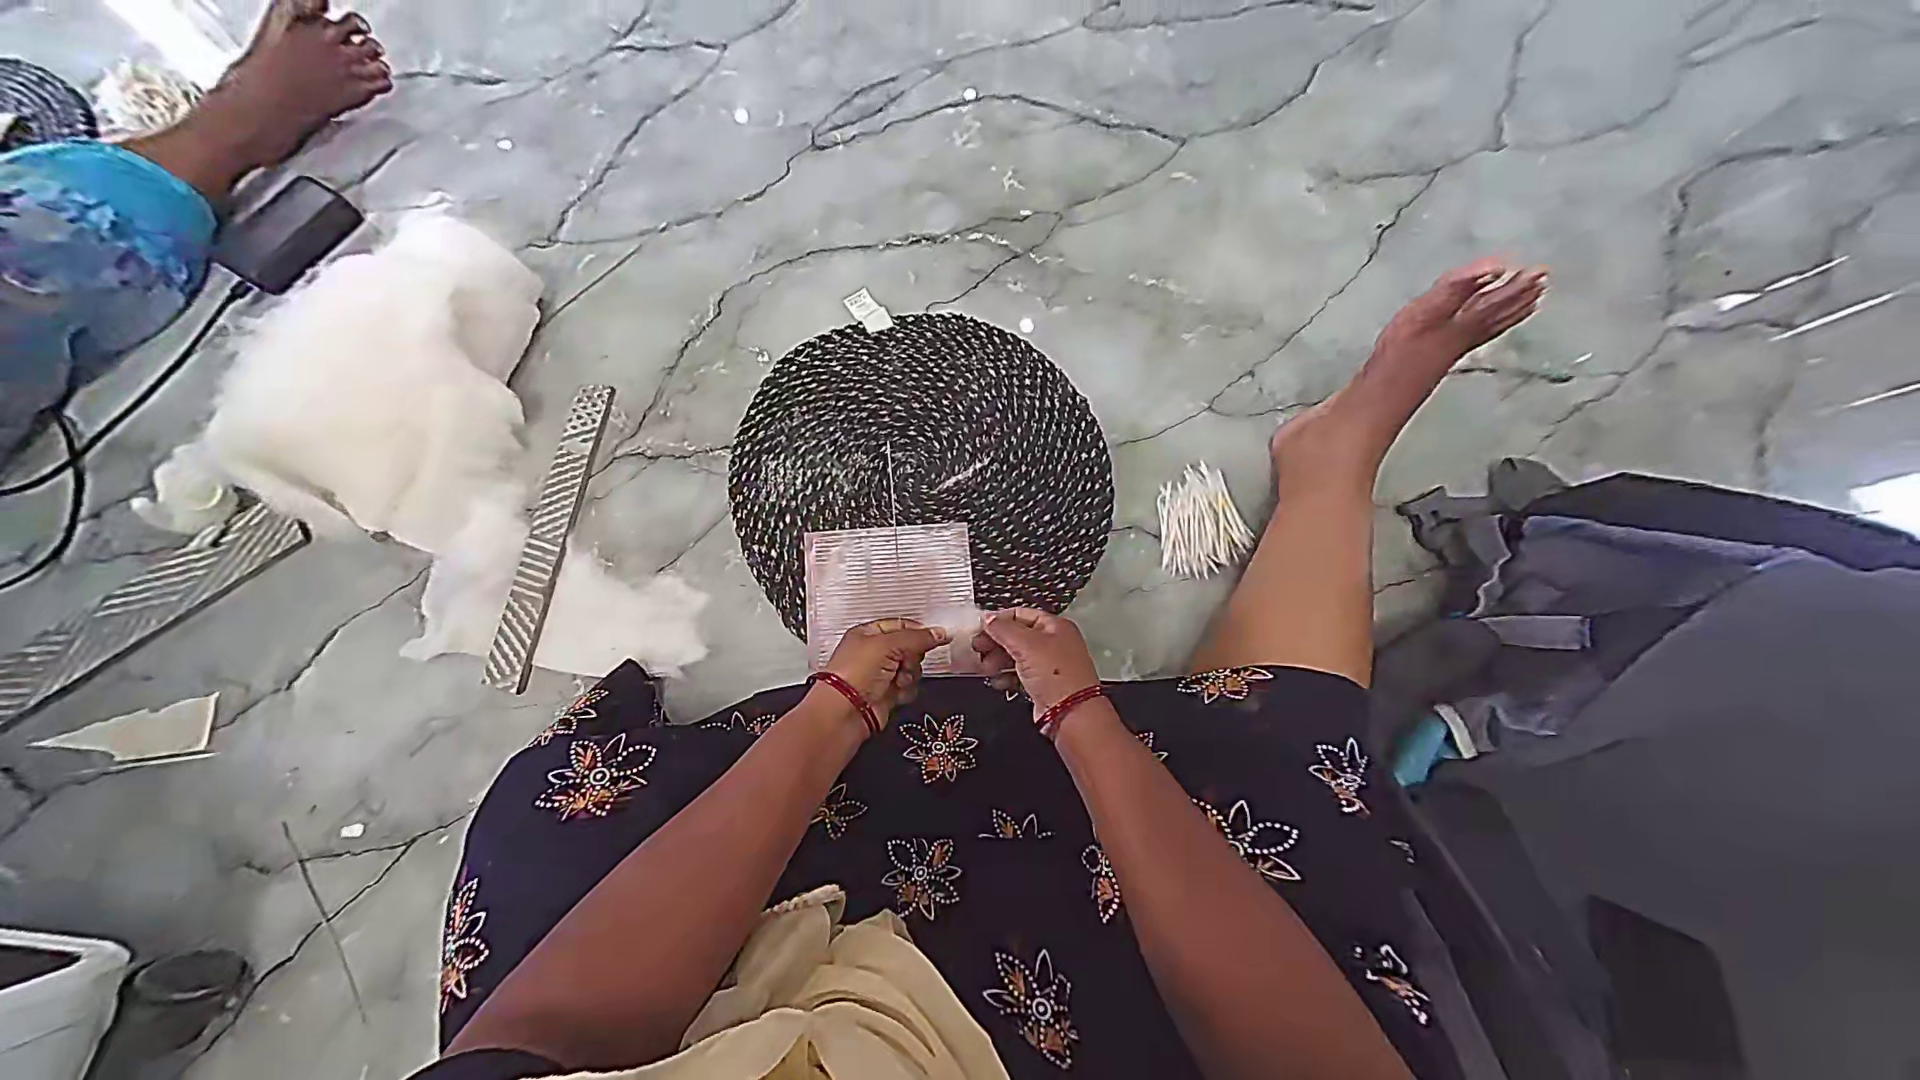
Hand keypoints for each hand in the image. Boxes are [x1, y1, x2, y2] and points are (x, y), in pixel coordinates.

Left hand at [822, 618, 949, 729]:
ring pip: (912, 668)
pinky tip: (896, 691)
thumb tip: (939, 633)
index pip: (900, 625)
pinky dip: (906, 690)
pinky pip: (909, 687)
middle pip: (910, 648)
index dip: (917, 631)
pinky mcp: (887, 693)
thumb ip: (918, 637)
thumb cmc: (855, 672)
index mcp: (868, 633)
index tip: (933, 636)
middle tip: (905, 660)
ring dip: (910, 674)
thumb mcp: (889, 644)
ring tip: (899, 679)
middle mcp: (874, 653)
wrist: (846, 710)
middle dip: (912, 656)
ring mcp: (881, 674)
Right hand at [972, 609, 1100, 713]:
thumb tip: (988, 618)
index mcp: (1054, 626)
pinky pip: (1019, 675)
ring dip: (998, 660)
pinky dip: (1006, 677)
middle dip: (995, 643)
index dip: (999, 620)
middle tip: (978, 649)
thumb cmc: (1057, 675)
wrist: (1071, 714)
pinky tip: (998, 681)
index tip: (980, 629)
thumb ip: (1003, 629)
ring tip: (985, 668)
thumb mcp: (1026, 644)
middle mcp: (1053, 643)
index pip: (1020, 614)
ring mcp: (1049, 665)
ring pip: (1016, 656)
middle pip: (1016, 636)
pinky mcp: (1043, 684)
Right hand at [1373, 258, 1548, 360]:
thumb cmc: (1402, 353)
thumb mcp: (1427, 311)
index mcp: (1467, 320)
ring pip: (1492, 326)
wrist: (1385, 391)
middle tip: (1541, 281)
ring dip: (1511, 312)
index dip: (1516, 283)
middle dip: (1520, 295)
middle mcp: (1467, 333)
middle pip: (1501, 312)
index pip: (1498, 297)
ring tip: (1528, 302)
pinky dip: (1490, 328)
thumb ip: (1458, 288)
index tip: (1537, 269)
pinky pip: (1477, 337)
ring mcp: (1455, 347)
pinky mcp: (1440, 357)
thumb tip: (1495, 267)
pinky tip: (1482, 329)